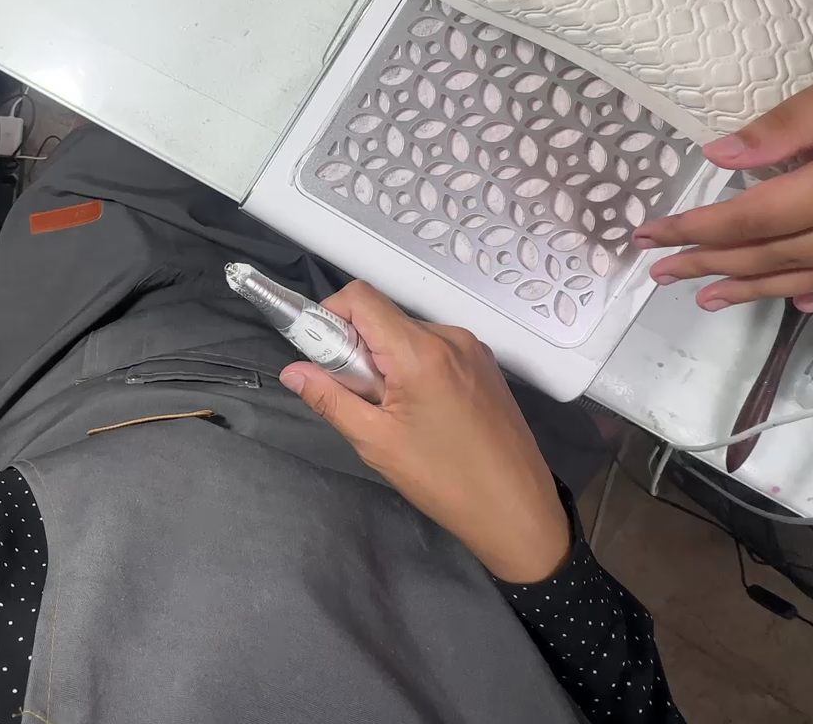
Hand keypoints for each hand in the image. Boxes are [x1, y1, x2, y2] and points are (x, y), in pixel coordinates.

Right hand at [280, 282, 570, 583]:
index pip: (360, 297)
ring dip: (383, 358)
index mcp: (421, 351)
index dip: (330, 314)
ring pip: (404, 333)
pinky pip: (430, 347)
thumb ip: (328, 398)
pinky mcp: (484, 364)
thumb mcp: (375, 442)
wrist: (522, 515)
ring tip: (391, 410)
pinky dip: (410, 365)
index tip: (322, 354)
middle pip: (381, 317)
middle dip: (355, 347)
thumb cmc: (445, 480)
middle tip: (356, 395)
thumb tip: (291, 371)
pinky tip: (419, 410)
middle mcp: (449, 337)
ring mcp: (471, 349)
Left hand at [637, 0, 812, 311]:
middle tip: (659, 273)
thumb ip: (796, 121)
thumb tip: (720, 155)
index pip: (757, 218)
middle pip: (783, 254)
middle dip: (713, 265)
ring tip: (707, 296)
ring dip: (761, 288)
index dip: (695, 231)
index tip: (646, 236)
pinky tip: (801, 300)